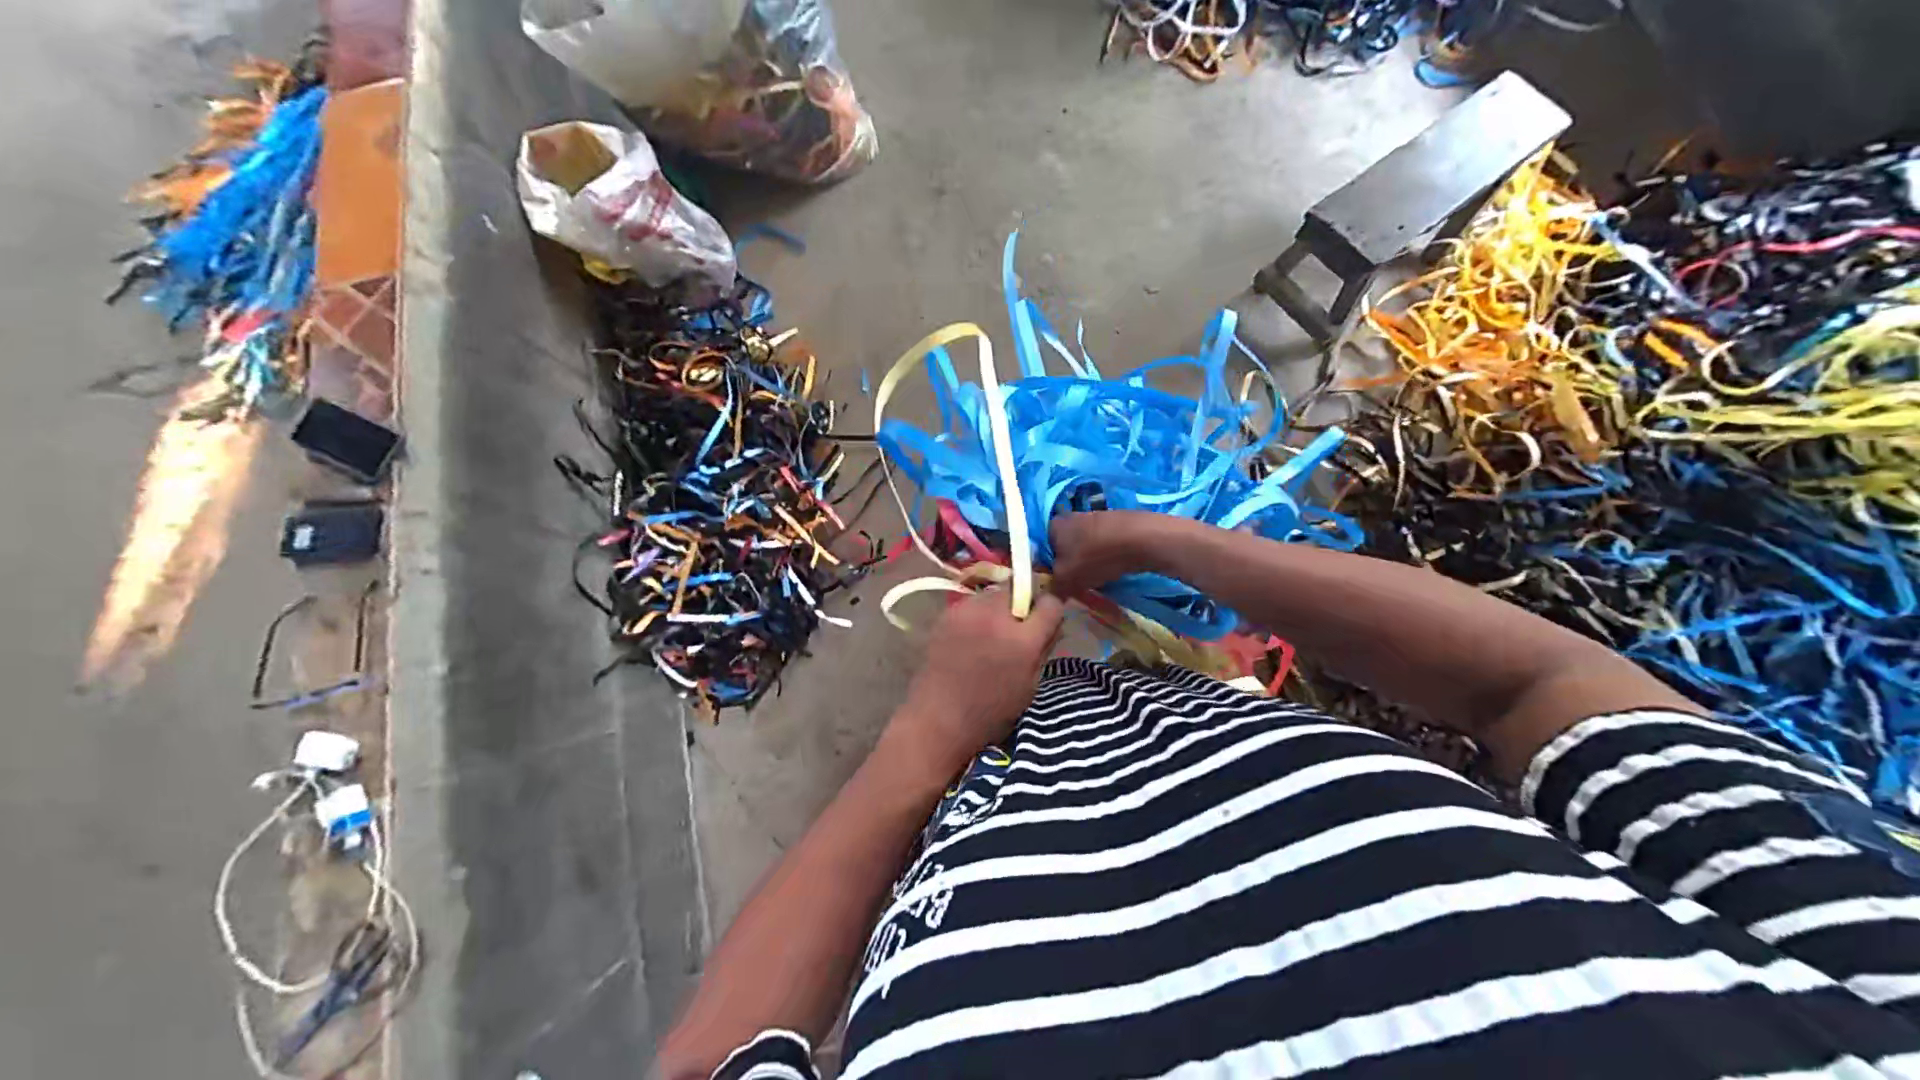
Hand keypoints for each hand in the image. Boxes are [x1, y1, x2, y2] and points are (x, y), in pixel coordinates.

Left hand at [884, 588, 1066, 780]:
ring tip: (992, 631)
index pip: (1050, 604)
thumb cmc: (990, 712)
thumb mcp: (1030, 686)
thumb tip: (1053, 625)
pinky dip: (979, 613)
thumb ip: (1044, 649)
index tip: (1045, 624)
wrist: (938, 716)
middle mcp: (996, 616)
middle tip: (1017, 628)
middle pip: (1020, 590)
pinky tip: (972, 636)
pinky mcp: (948, 613)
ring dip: (1000, 607)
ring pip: (995, 593)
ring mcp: (969, 611)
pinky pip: (973, 603)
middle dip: (1023, 605)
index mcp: (1023, 640)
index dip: (1051, 612)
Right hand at [1049, 511, 1177, 596]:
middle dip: (1066, 566)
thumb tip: (1047, 593)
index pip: (1038, 550)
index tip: (1053, 585)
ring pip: (1081, 547)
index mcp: (1052, 525)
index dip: (1044, 569)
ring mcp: (1093, 518)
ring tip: (1093, 580)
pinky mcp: (1113, 524)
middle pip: (1061, 548)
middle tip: (1073, 586)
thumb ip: (1051, 586)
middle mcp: (1069, 517)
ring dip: (1085, 563)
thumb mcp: (1066, 579)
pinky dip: (1102, 558)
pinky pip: (1100, 545)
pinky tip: (1110, 569)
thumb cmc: (1095, 556)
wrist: (1140, 539)